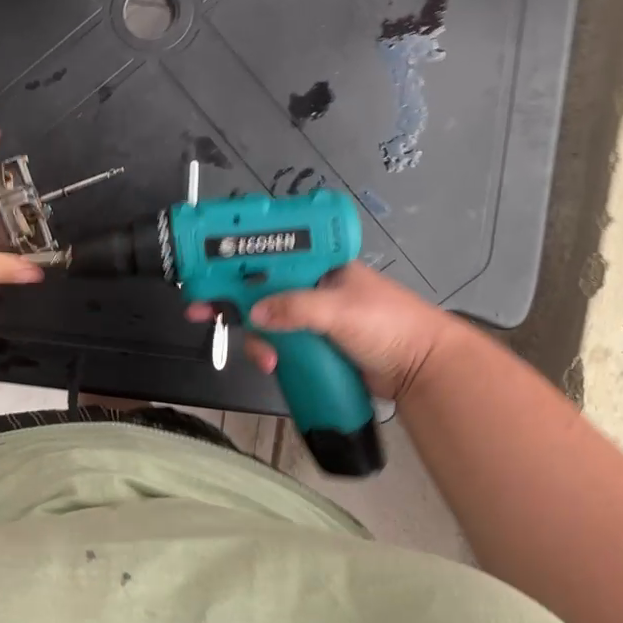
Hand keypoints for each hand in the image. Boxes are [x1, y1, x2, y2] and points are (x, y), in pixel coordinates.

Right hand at [186, 261, 458, 400]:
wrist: (424, 372)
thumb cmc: (390, 325)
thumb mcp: (341, 311)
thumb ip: (297, 308)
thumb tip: (254, 314)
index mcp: (319, 263)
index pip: (269, 251)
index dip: (235, 256)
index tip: (205, 263)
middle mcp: (308, 284)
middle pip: (257, 285)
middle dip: (228, 297)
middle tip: (198, 308)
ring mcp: (308, 316)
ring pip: (262, 318)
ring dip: (254, 336)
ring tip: (263, 357)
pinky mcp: (309, 344)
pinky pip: (275, 343)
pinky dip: (266, 352)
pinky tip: (271, 364)